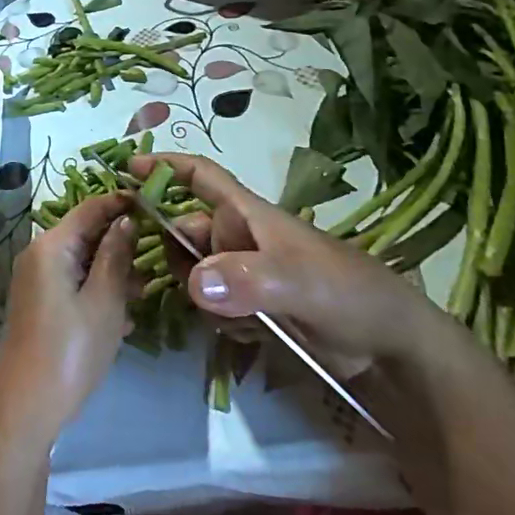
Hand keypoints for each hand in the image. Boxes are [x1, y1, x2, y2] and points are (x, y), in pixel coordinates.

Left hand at [0, 192, 135, 446]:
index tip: (158, 203)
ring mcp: (37, 280)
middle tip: (158, 256)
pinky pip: (74, 283)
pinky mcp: (40, 303)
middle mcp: (40, 255)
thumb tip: (126, 218)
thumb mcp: (105, 300)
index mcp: (52, 245)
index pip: (92, 207)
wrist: (25, 409)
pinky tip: (122, 318)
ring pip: (83, 260)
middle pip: (87, 233)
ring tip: (142, 294)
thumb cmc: (70, 351)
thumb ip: (117, 254)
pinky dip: (98, 291)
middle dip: (122, 242)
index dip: (124, 201)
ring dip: (114, 271)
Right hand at [130, 153, 429, 371]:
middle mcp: (240, 240)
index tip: (128, 169)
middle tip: (184, 284)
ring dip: (202, 298)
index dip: (166, 166)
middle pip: (184, 233)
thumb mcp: (301, 282)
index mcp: (249, 215)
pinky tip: (251, 335)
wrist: (387, 347)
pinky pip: (211, 308)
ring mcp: (244, 276)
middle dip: (177, 256)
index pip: (201, 177)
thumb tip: (194, 280)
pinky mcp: (249, 308)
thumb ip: (250, 279)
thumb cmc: (349, 293)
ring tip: (237, 318)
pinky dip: (220, 322)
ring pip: (194, 276)